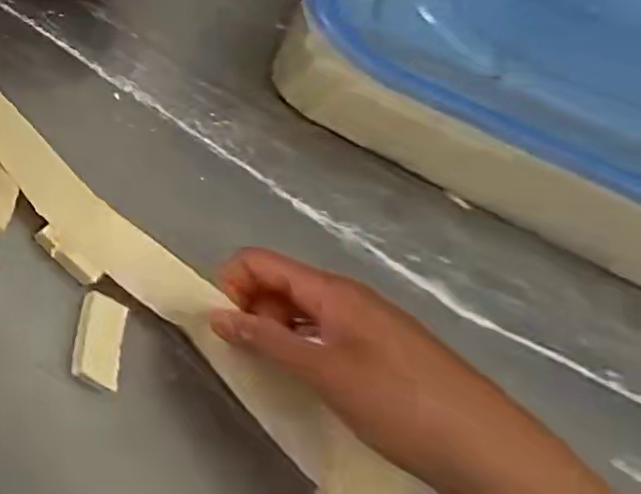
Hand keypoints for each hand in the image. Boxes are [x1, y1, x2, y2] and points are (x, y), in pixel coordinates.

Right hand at [210, 249, 607, 493]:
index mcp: (332, 291)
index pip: (256, 261)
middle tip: (257, 352)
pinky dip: (311, 347)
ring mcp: (378, 325)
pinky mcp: (396, 352)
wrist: (510, 464)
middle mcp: (352, 297)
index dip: (230, 284)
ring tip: (289, 371)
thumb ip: (263, 339)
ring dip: (282, 332)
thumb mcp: (323, 373)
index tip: (228, 324)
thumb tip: (214, 315)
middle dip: (254, 310)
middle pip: (279, 283)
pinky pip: (332, 333)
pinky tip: (325, 382)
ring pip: (305, 310)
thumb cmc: (403, 405)